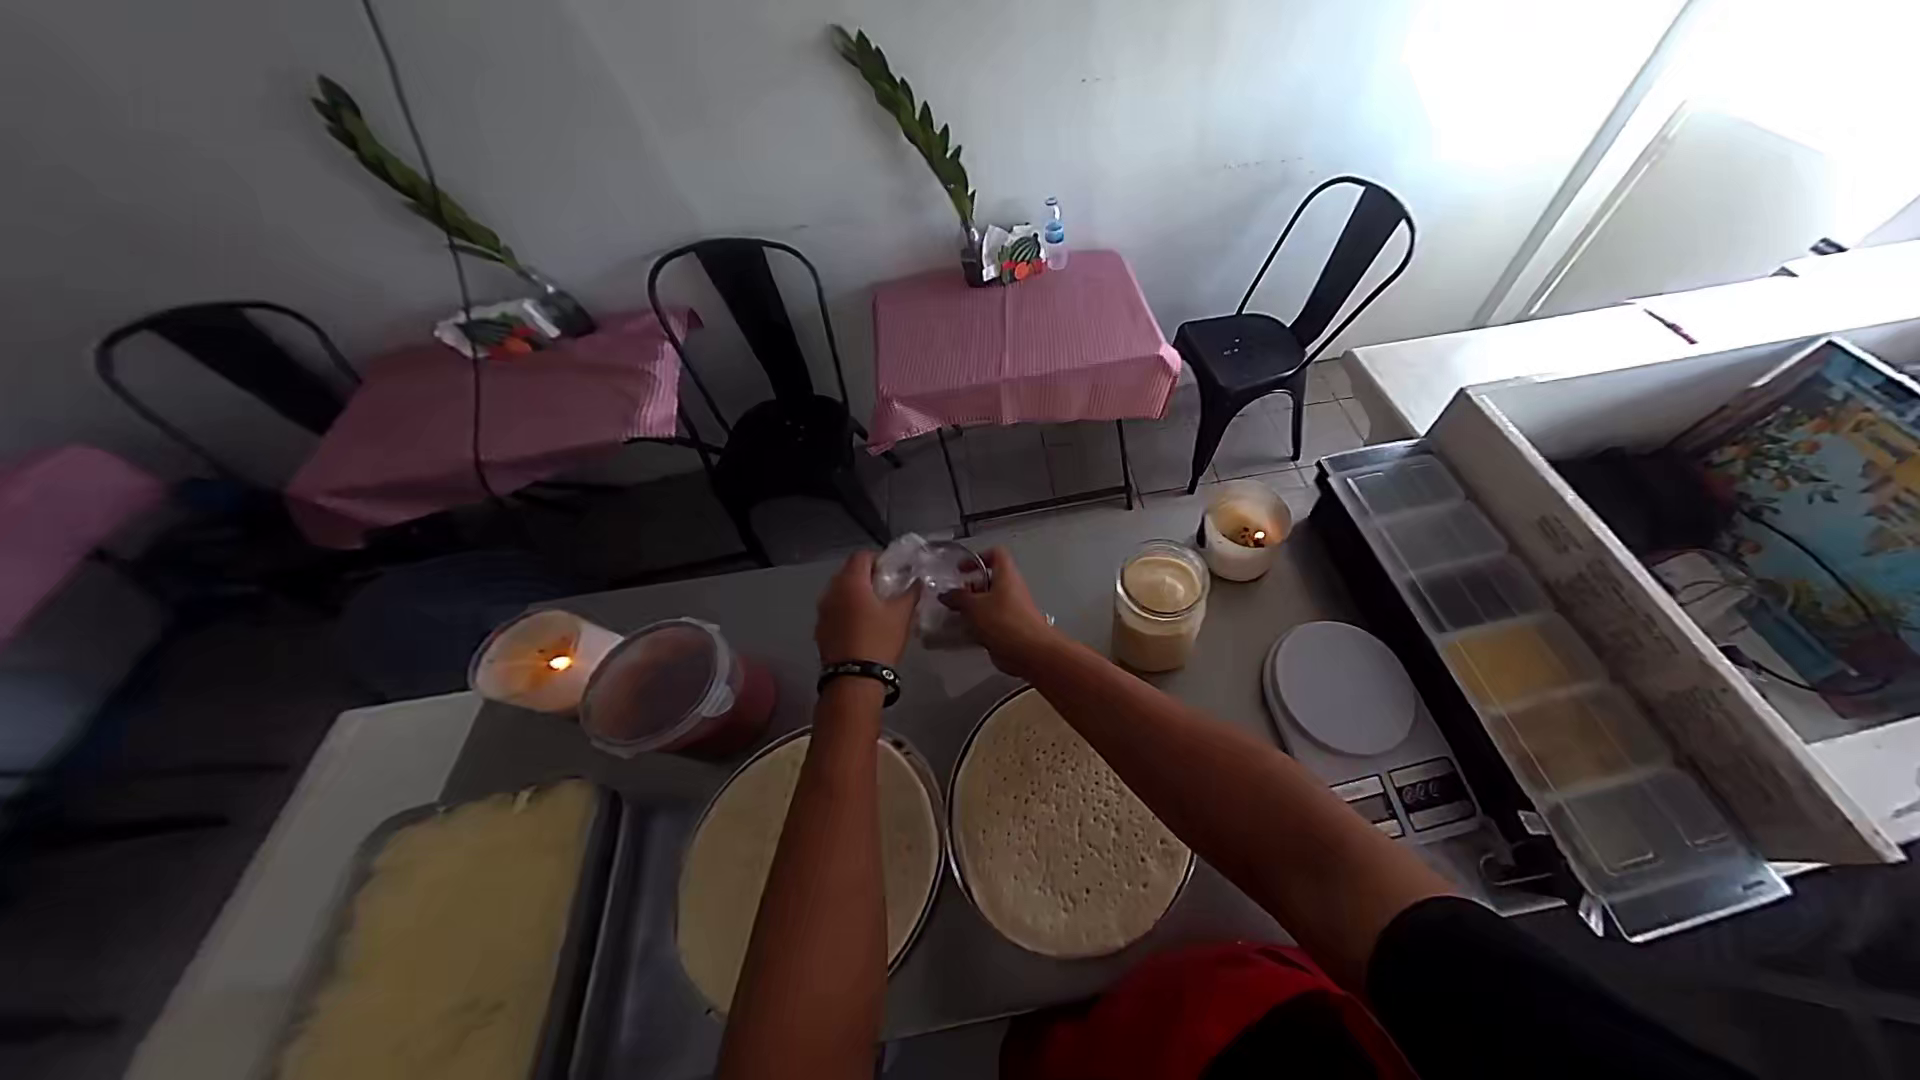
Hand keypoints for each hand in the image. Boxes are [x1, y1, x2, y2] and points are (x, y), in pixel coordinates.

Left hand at [815, 551, 918, 666]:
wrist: (854, 678)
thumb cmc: (880, 640)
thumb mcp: (902, 615)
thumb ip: (911, 593)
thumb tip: (918, 581)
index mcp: (850, 582)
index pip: (861, 556)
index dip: (878, 558)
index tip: (892, 570)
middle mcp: (831, 591)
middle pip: (847, 572)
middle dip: (866, 575)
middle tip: (885, 587)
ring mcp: (822, 612)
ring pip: (839, 592)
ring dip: (855, 593)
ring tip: (874, 607)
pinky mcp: (820, 630)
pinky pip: (834, 610)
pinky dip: (846, 610)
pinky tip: (860, 625)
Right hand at [940, 548, 1061, 677]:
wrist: (1028, 651)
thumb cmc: (1004, 621)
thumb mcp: (974, 606)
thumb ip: (958, 597)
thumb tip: (947, 594)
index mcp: (1007, 575)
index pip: (996, 554)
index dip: (978, 557)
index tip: (962, 568)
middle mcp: (1011, 589)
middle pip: (990, 579)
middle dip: (970, 587)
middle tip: (955, 596)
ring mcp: (1012, 609)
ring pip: (989, 601)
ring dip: (973, 607)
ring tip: (957, 614)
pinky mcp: (1010, 627)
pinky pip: (991, 620)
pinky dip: (979, 624)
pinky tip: (965, 631)